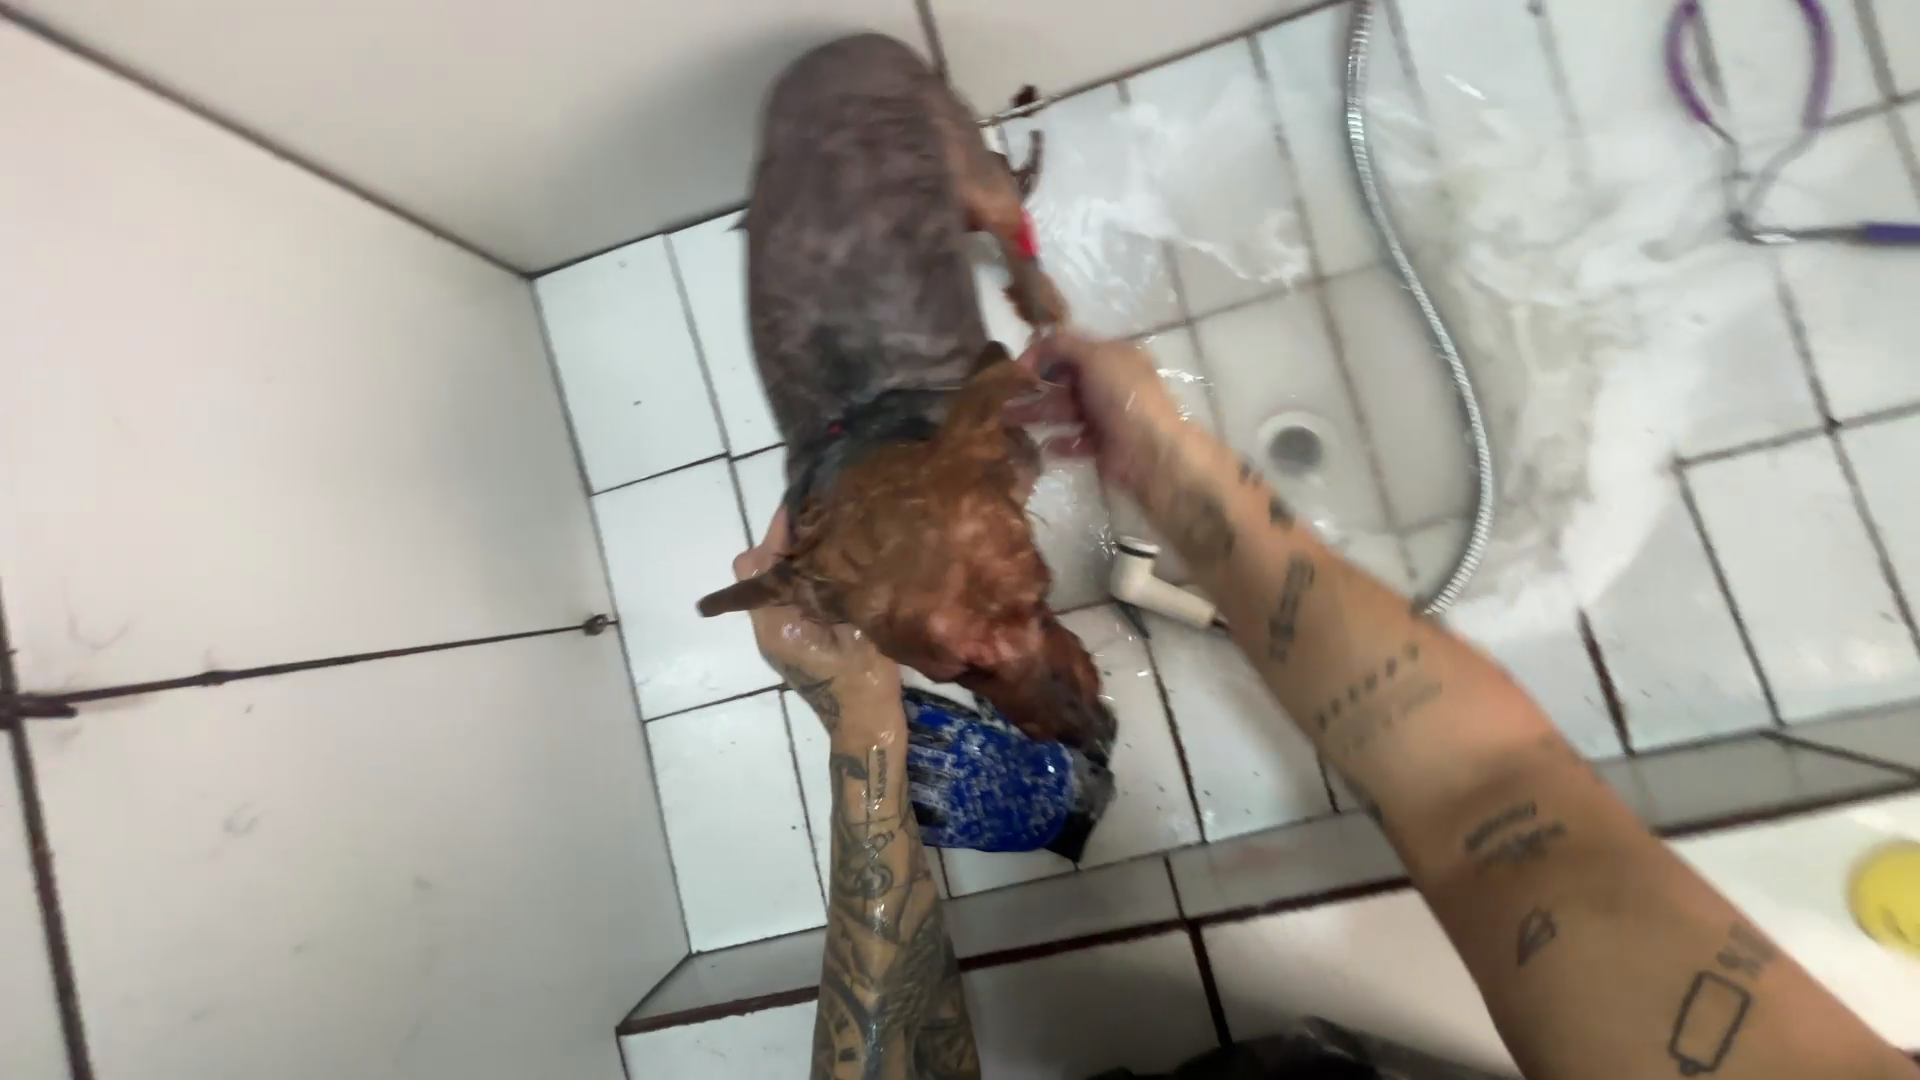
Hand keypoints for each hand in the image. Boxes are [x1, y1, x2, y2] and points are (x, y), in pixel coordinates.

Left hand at [732, 509, 902, 734]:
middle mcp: (767, 626)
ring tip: (827, 544)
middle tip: (820, 526)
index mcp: (776, 623)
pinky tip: (831, 573)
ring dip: (790, 560)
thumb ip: (837, 590)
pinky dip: (798, 579)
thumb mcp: (858, 631)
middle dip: (781, 542)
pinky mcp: (791, 639)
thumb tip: (833, 547)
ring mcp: (777, 634)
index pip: (761, 564)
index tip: (804, 505)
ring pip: (768, 582)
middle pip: (754, 569)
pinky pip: (783, 596)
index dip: (780, 531)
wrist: (865, 729)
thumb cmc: (864, 683)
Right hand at [1010, 332, 1186, 495]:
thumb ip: (1063, 346)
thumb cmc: (1122, 396)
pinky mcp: (1103, 445)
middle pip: (1065, 383)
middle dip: (1034, 388)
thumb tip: (1038, 345)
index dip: (1044, 355)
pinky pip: (1075, 442)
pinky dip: (1059, 443)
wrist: (1149, 449)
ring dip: (1037, 414)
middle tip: (1003, 396)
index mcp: (1113, 357)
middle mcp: (1110, 384)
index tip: (1017, 368)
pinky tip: (1044, 445)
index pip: (1072, 350)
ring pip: (1065, 412)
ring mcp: (1107, 416)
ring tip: (1008, 420)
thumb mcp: (1094, 357)